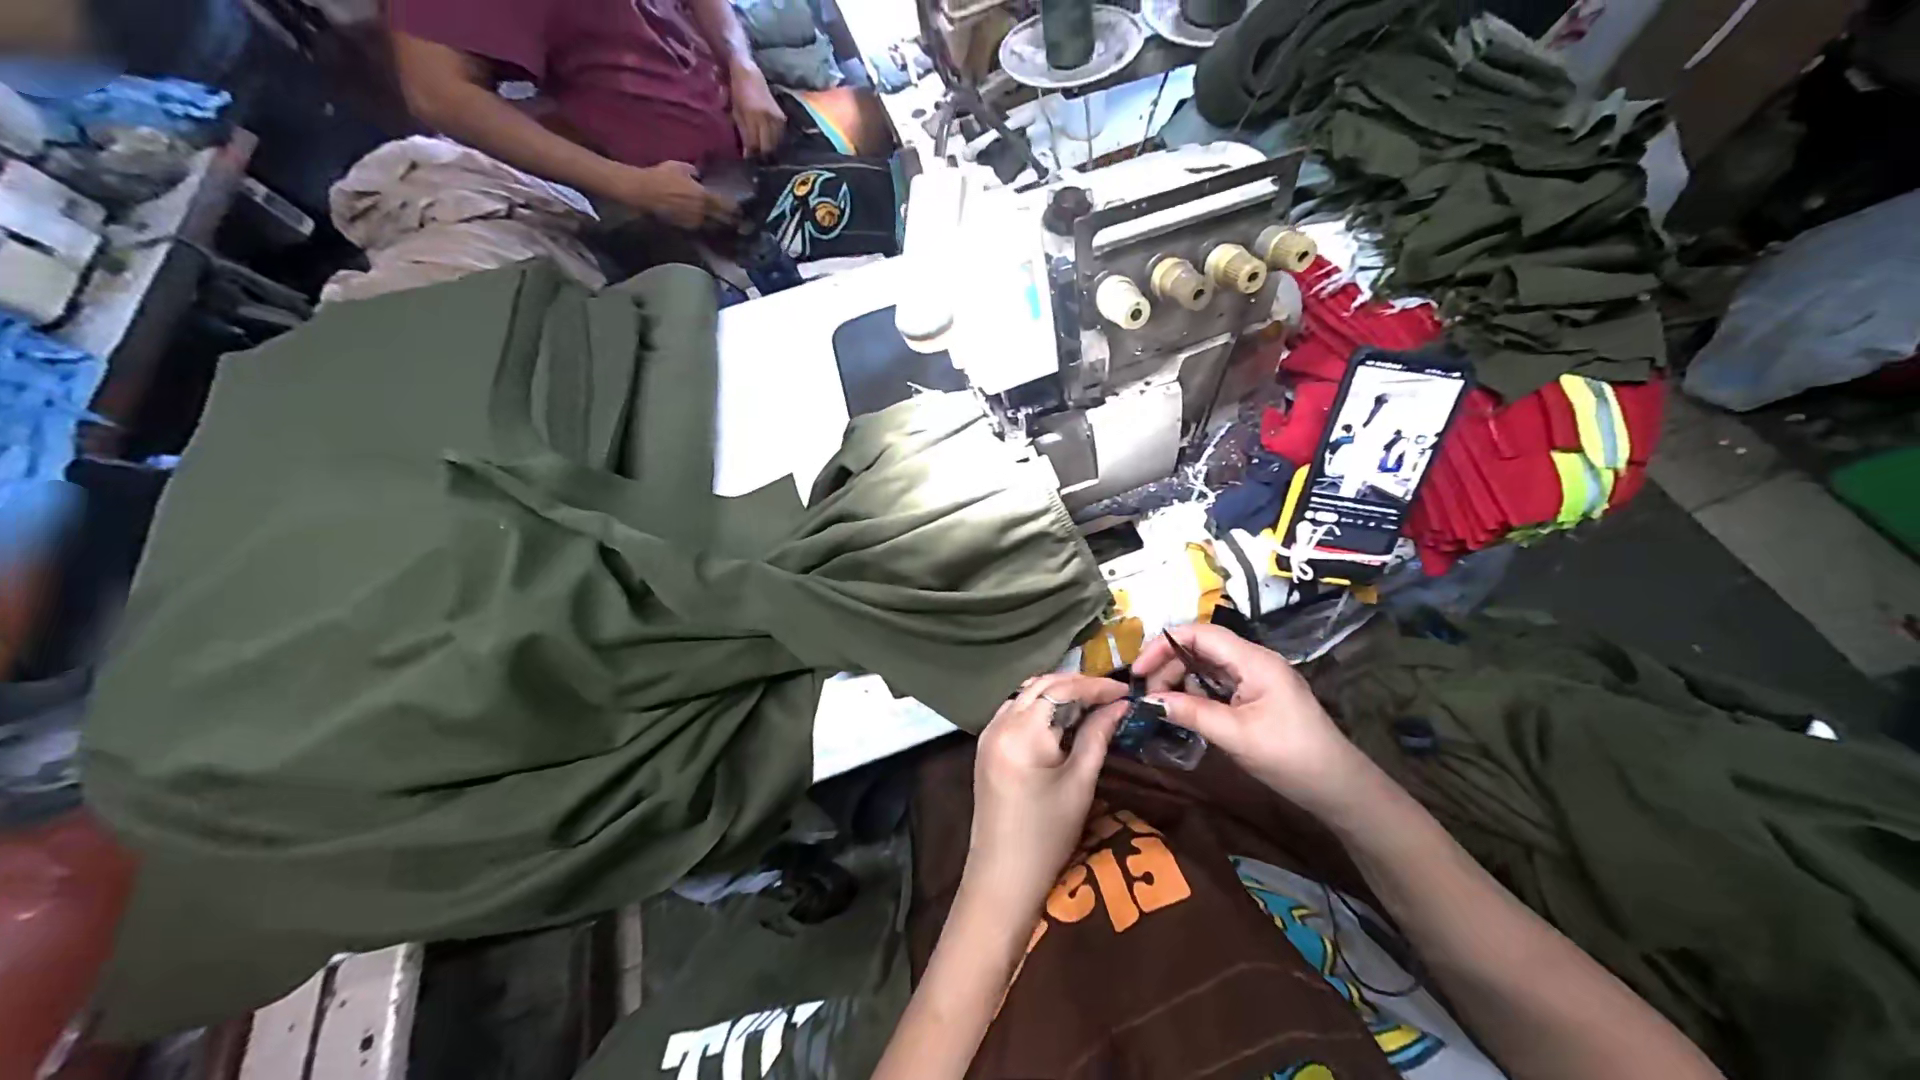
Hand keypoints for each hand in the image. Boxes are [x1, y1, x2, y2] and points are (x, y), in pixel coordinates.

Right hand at [608, 161, 738, 228]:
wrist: (643, 192)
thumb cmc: (660, 176)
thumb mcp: (678, 167)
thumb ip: (693, 171)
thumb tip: (699, 175)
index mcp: (704, 196)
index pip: (726, 205)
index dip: (735, 209)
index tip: (742, 210)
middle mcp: (702, 212)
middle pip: (723, 220)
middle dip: (733, 221)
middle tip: (741, 223)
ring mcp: (694, 222)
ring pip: (713, 226)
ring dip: (721, 227)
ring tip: (729, 228)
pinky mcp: (685, 228)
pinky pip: (701, 229)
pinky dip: (707, 228)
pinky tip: (710, 228)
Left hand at [729, 61, 785, 157]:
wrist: (748, 70)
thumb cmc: (737, 90)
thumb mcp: (736, 112)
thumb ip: (744, 134)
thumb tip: (748, 155)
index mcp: (753, 115)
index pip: (756, 145)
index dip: (754, 158)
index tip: (753, 167)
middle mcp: (767, 117)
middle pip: (768, 147)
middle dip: (764, 157)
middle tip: (761, 166)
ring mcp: (776, 117)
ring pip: (776, 143)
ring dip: (772, 151)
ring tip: (768, 158)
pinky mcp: (782, 116)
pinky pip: (781, 135)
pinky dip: (777, 142)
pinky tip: (775, 147)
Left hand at [966, 674, 1126, 910]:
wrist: (1003, 875)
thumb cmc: (1047, 834)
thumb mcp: (1079, 783)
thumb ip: (1097, 736)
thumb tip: (1119, 706)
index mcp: (1021, 731)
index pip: (1062, 690)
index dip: (1096, 687)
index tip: (1126, 691)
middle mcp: (999, 723)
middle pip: (1042, 686)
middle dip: (1078, 685)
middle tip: (1112, 695)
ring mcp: (989, 733)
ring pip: (1026, 694)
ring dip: (1058, 691)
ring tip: (1092, 701)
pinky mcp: (987, 745)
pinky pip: (1015, 710)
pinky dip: (1040, 705)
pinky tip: (1062, 716)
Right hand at [1132, 624, 1373, 817]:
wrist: (1338, 787)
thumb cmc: (1289, 756)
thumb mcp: (1235, 735)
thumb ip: (1191, 713)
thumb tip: (1149, 701)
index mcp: (1253, 660)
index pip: (1199, 633)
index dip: (1163, 645)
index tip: (1138, 671)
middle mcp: (1253, 661)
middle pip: (1199, 647)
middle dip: (1168, 665)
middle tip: (1147, 696)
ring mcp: (1255, 677)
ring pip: (1205, 665)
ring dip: (1179, 680)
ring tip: (1161, 705)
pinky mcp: (1255, 694)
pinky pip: (1216, 682)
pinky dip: (1194, 692)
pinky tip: (1183, 710)